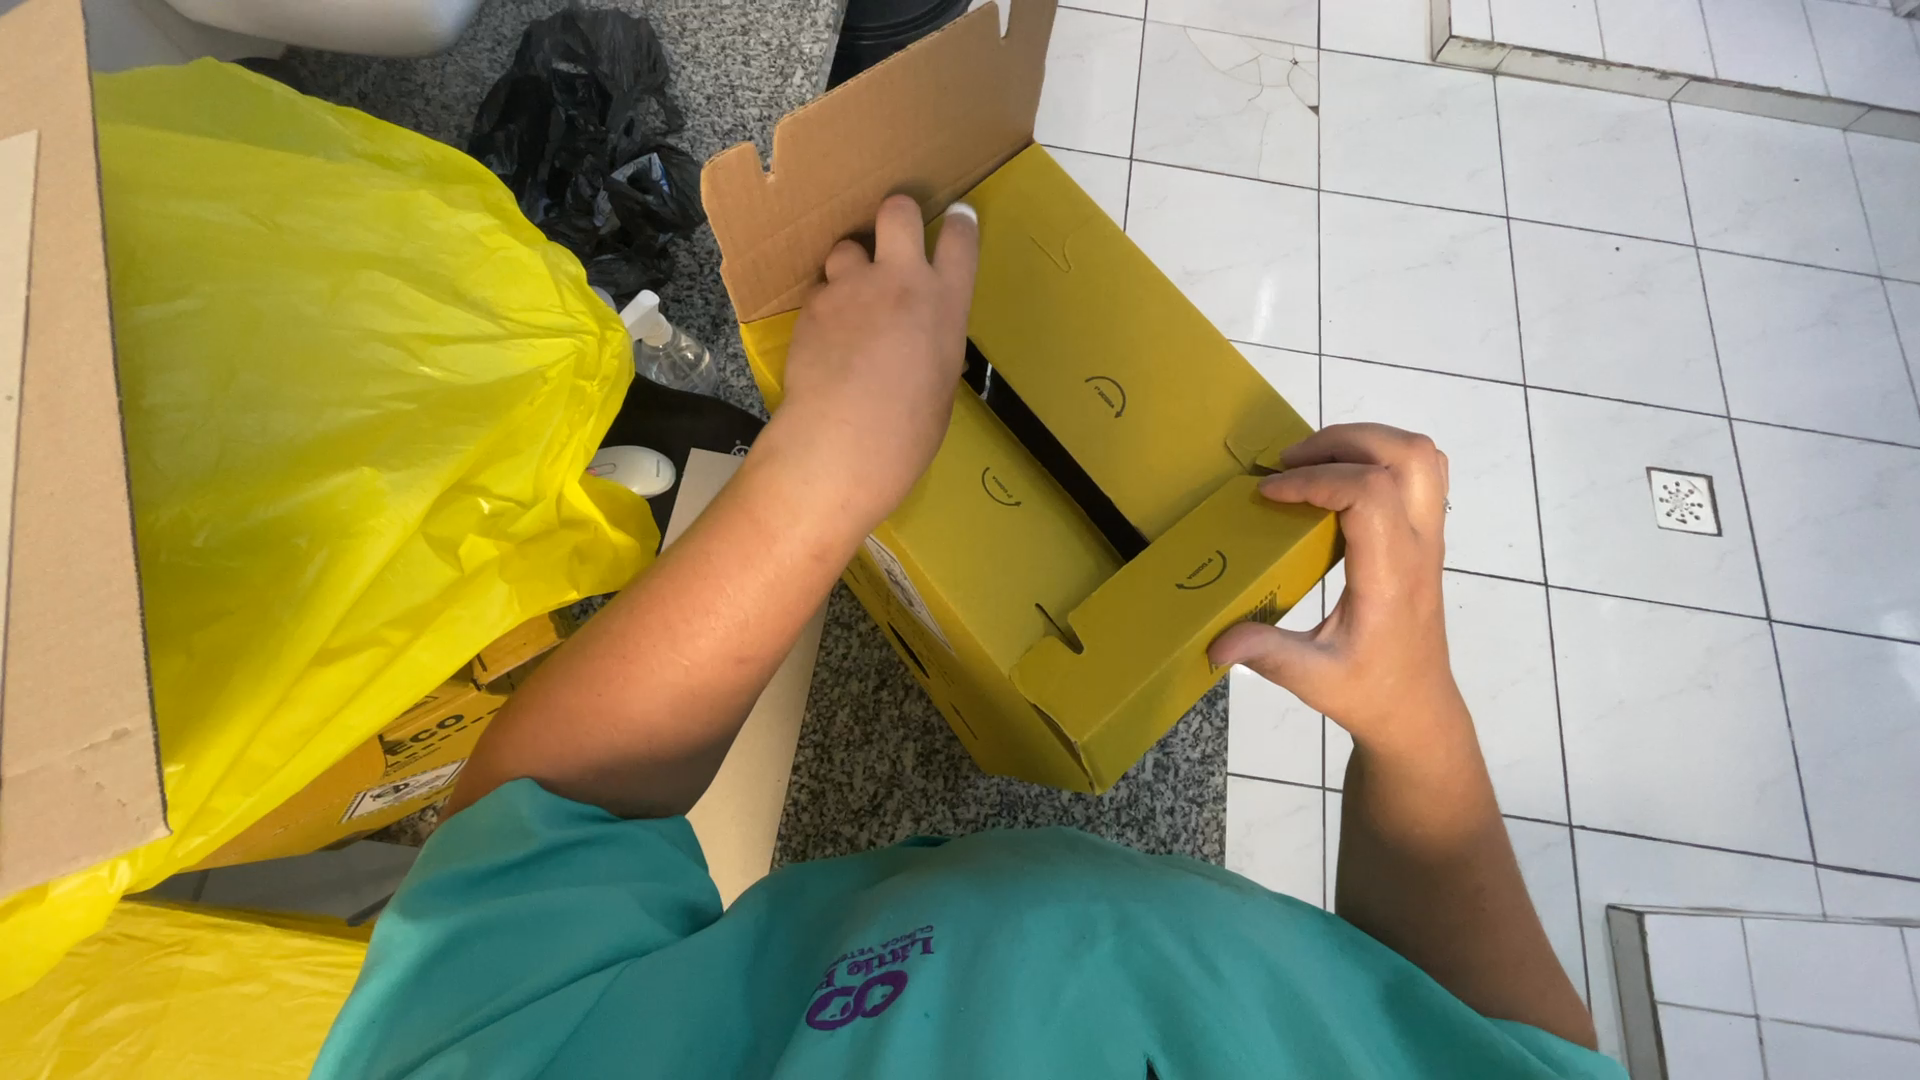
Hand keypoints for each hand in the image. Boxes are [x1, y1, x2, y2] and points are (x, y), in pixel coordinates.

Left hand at [763, 194, 979, 529]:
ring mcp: (853, 288)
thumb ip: (935, 349)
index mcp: (945, 304)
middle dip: (896, 214)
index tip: (957, 218)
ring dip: (851, 266)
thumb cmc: (910, 431)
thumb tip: (926, 347)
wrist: (845, 441)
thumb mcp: (941, 386)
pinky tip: (825, 339)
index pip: (961, 240)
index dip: (959, 224)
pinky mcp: (814, 306)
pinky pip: (821, 292)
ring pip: (847, 247)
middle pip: (898, 211)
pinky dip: (825, 307)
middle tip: (893, 236)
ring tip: (849, 300)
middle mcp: (901, 281)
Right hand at [1208, 423, 1462, 749]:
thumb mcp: (1312, 679)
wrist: (1418, 709)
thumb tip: (1215, 643)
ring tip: (1312, 462)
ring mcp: (1428, 538)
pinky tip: (1337, 482)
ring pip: (1419, 455)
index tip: (1269, 493)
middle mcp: (1418, 546)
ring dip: (1364, 442)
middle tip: (1289, 462)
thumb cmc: (1368, 691)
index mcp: (1390, 574)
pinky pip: (1419, 473)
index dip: (1314, 480)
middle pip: (1404, 454)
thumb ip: (1267, 655)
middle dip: (1342, 441)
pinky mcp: (1424, 538)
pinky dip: (1378, 457)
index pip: (1368, 493)